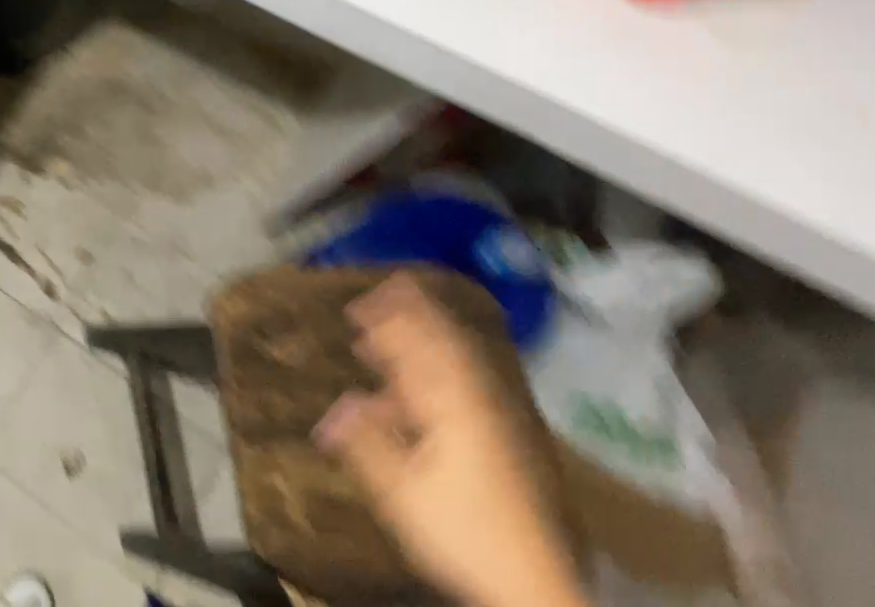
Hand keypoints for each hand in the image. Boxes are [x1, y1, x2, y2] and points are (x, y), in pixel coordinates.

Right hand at [313, 275, 588, 606]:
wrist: (536, 584)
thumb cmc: (465, 532)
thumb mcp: (403, 492)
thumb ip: (369, 444)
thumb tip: (338, 406)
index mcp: (457, 405)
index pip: (424, 343)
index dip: (394, 316)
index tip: (362, 299)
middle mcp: (482, 403)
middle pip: (447, 344)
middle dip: (413, 316)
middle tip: (380, 296)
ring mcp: (499, 421)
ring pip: (459, 365)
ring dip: (421, 344)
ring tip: (381, 342)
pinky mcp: (506, 443)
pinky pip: (467, 389)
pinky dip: (436, 376)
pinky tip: (408, 395)